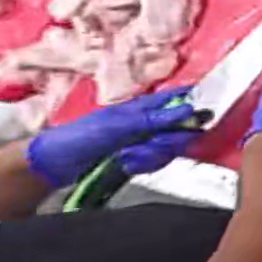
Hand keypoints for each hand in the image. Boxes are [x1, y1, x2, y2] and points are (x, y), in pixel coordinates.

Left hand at [26, 87, 200, 187]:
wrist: (53, 164)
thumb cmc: (81, 136)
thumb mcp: (119, 124)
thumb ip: (157, 118)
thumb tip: (193, 109)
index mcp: (146, 106)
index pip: (182, 96)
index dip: (199, 100)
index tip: (208, 114)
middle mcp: (153, 121)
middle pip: (186, 126)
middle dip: (173, 139)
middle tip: (156, 144)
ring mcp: (150, 139)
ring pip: (176, 145)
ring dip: (157, 153)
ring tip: (132, 156)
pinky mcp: (146, 156)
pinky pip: (164, 159)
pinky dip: (149, 163)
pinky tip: (131, 164)